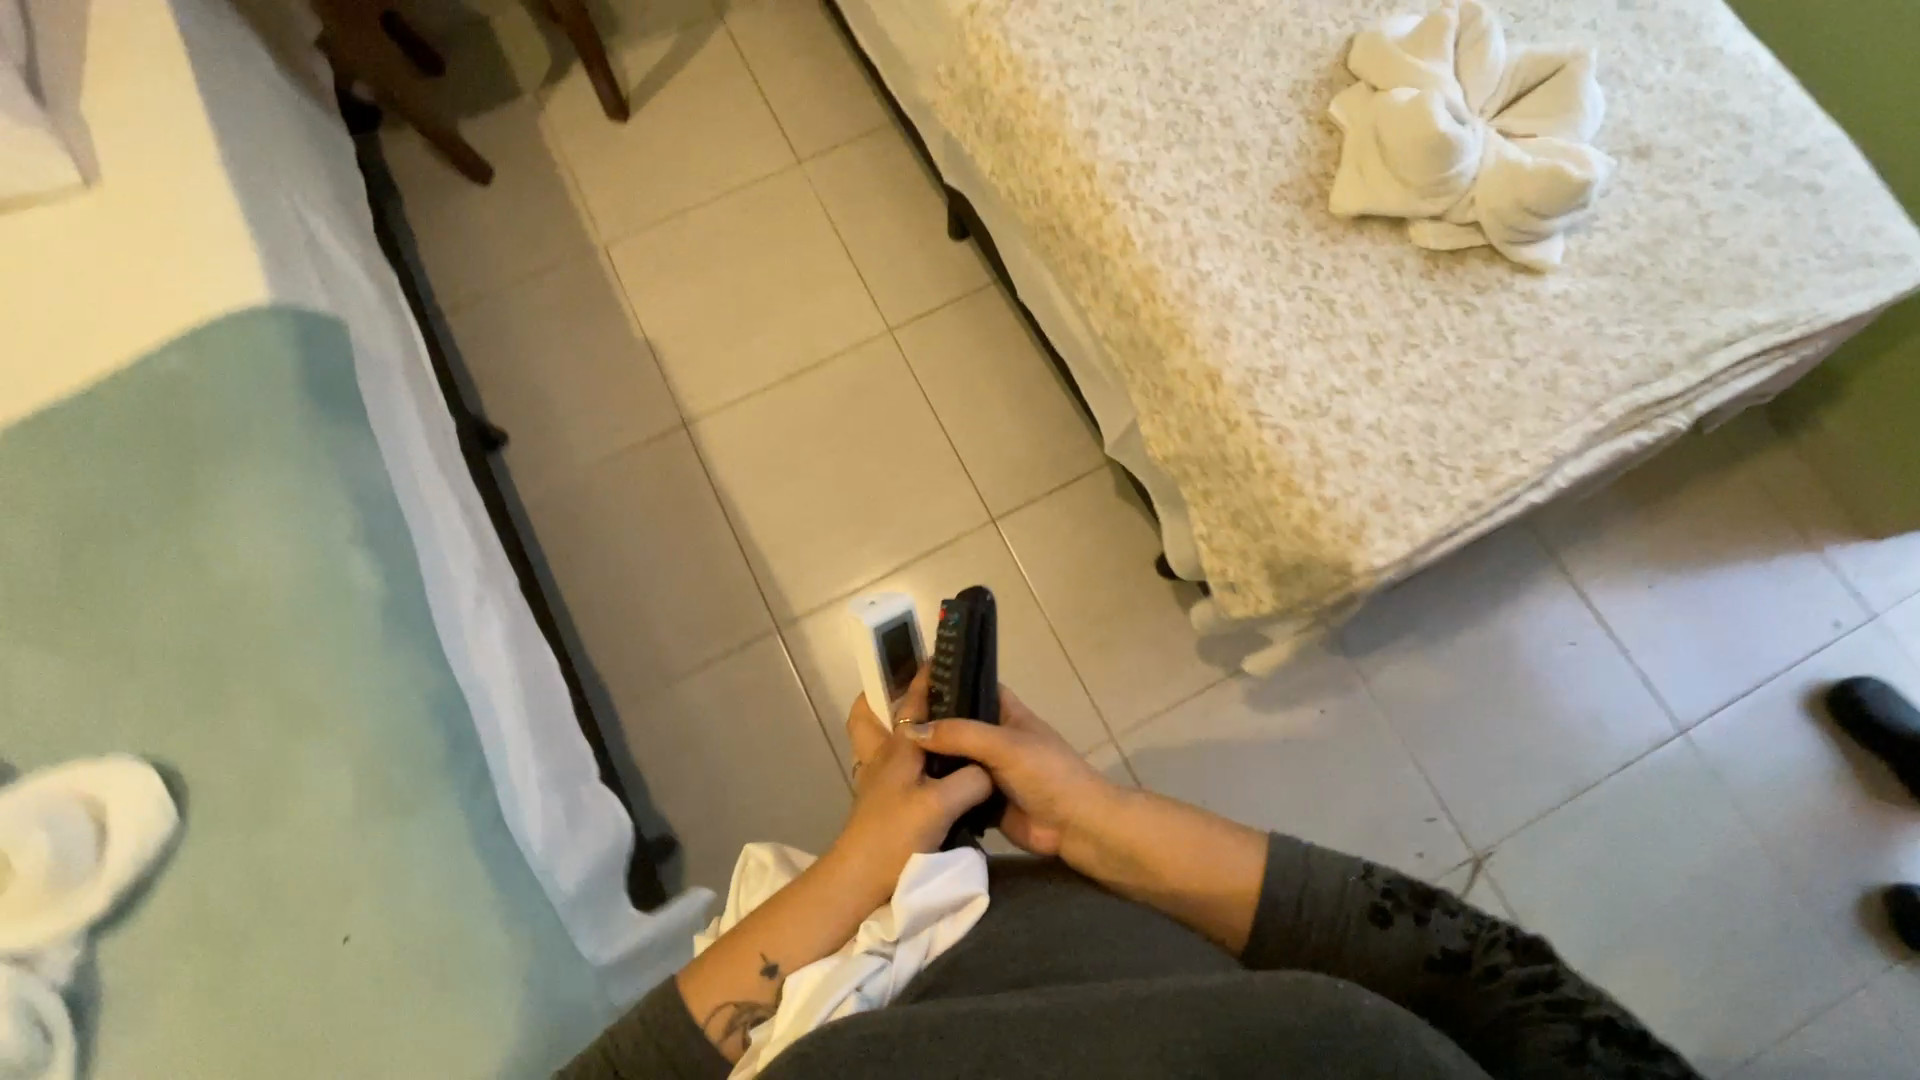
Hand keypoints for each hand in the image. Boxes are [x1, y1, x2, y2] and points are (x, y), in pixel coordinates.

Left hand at [827, 668, 992, 906]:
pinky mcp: (880, 805)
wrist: (859, 883)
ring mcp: (876, 782)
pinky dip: (906, 758)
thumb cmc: (896, 836)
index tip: (939, 659)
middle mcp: (882, 758)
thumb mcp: (941, 806)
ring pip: (878, 742)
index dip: (925, 678)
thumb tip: (989, 768)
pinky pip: (890, 768)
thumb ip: (970, 780)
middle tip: (914, 693)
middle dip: (883, 698)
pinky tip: (931, 769)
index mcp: (897, 748)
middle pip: (870, 717)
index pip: (911, 702)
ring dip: (895, 727)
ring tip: (930, 726)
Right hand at [905, 687, 1119, 858]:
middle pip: (958, 726)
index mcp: (1007, 713)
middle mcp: (996, 738)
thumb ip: (959, 735)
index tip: (912, 683)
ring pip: (954, 760)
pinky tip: (905, 787)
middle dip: (931, 726)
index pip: (974, 688)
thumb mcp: (1004, 745)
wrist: (1076, 826)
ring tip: (889, 754)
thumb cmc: (1047, 773)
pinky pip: (956, 792)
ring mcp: (990, 771)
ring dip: (930, 761)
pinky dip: (938, 791)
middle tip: (891, 724)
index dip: (948, 684)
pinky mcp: (984, 801)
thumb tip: (910, 731)